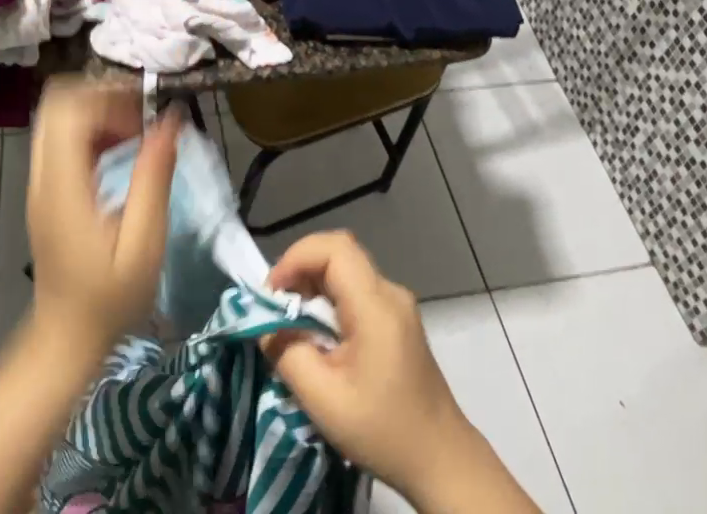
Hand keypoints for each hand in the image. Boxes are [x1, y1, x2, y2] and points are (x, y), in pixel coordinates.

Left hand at [25, 80, 180, 355]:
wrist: (66, 338)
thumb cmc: (111, 298)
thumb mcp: (144, 242)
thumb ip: (154, 177)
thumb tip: (171, 121)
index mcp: (63, 186)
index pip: (68, 109)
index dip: (108, 96)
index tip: (147, 112)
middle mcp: (42, 176)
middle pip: (58, 104)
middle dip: (103, 98)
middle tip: (143, 119)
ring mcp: (40, 183)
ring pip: (58, 119)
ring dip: (99, 114)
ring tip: (139, 135)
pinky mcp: (46, 191)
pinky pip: (62, 141)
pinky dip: (92, 132)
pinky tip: (123, 152)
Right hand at [262, 232, 473, 497]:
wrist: (440, 458)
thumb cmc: (382, 429)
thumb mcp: (323, 398)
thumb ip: (287, 352)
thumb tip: (266, 325)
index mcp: (376, 306)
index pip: (334, 248)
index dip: (296, 258)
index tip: (271, 293)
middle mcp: (390, 294)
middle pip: (339, 256)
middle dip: (299, 272)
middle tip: (274, 310)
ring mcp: (397, 307)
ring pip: (346, 274)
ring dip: (312, 289)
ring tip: (290, 328)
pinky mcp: (397, 322)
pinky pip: (356, 294)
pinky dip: (328, 304)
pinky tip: (317, 339)